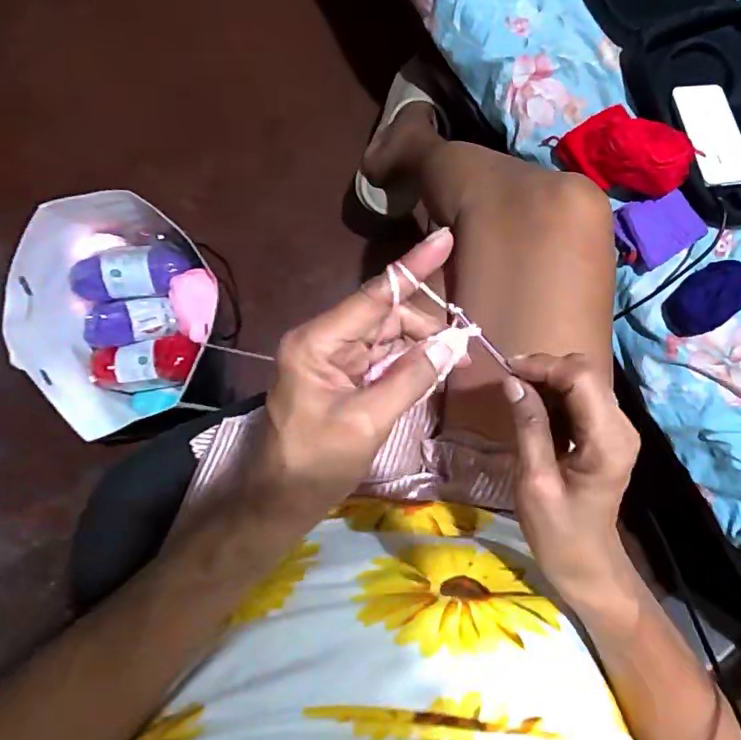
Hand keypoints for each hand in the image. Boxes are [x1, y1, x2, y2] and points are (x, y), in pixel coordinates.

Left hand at [243, 229, 458, 516]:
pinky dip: (407, 364)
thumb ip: (410, 378)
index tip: (444, 238)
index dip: (413, 267)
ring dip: (419, 347)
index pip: (375, 294)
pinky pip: (381, 358)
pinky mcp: (340, 377)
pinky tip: (430, 373)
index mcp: (319, 341)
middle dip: (424, 327)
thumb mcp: (367, 421)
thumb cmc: (315, 463)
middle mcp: (324, 340)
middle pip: (385, 315)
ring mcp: (332, 358)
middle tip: (461, 348)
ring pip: (387, 336)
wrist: (278, 501)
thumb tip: (451, 345)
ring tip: (451, 364)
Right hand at [506, 353, 642, 609]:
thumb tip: (512, 382)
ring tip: (515, 393)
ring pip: (583, 382)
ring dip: (548, 381)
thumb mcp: (535, 481)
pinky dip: (555, 395)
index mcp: (608, 440)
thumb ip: (528, 427)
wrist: (586, 564)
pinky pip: (581, 399)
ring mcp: (617, 429)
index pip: (581, 377)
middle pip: (585, 373)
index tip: (507, 371)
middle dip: (545, 369)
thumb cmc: (558, 532)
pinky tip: (532, 408)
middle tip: (508, 381)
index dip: (544, 365)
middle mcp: (621, 426)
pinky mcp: (608, 434)